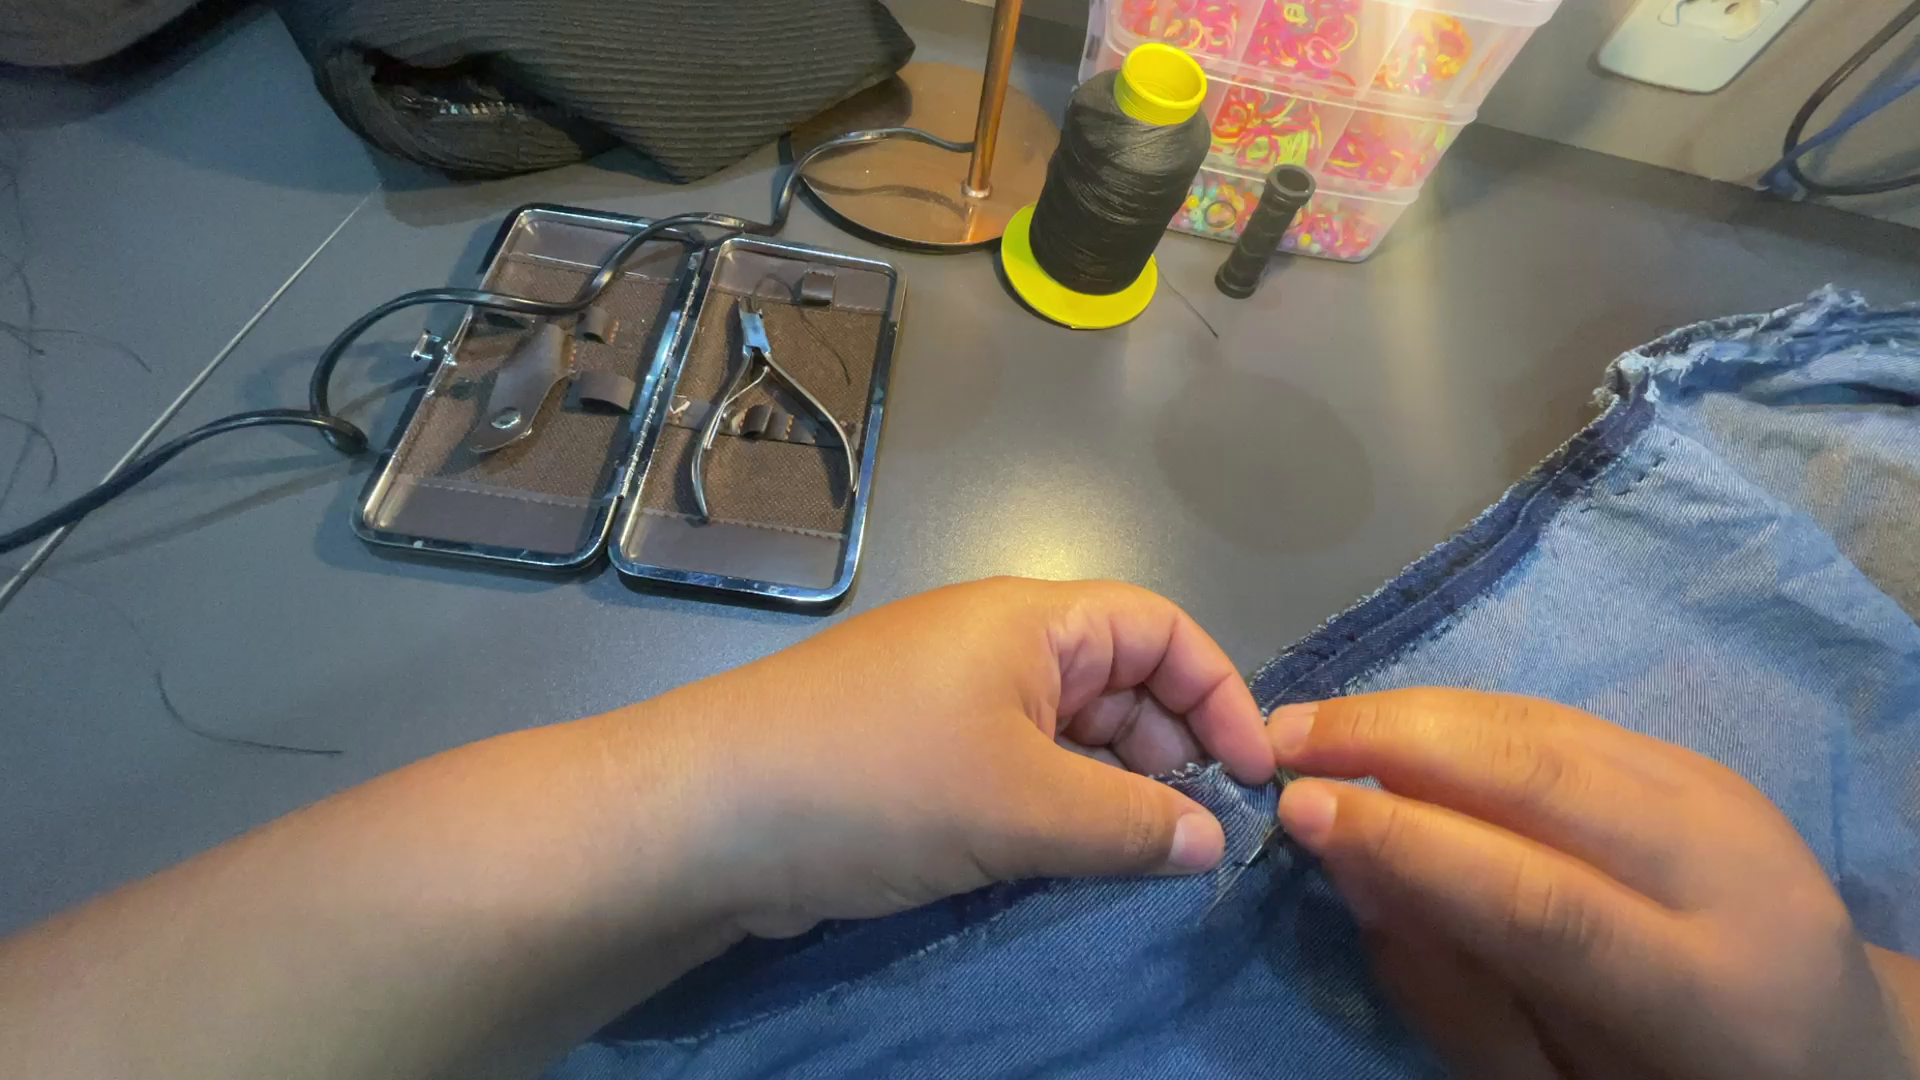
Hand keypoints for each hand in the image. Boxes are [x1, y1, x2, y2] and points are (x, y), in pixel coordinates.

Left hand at [624, 578, 1272, 938]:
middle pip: (1120, 681)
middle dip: (1170, 751)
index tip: (1255, 777)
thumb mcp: (1021, 804)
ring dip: (1114, 791)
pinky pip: (1022, 768)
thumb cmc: (881, 778)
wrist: (714, 814)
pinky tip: (1076, 863)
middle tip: (1199, 839)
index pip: (1159, 629)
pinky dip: (1059, 809)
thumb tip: (1212, 841)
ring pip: (1072, 733)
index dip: (1218, 692)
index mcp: (1030, 621)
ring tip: (1144, 862)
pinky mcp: (927, 750)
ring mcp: (959, 698)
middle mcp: (999, 646)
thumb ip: (1129, 822)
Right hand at [1268, 688, 1917, 1079]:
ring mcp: (1708, 794)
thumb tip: (1346, 860)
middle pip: (1529, 774)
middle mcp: (1726, 870)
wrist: (1824, 1044)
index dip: (1401, 841)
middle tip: (1283, 739)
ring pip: (1524, 722)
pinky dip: (1441, 709)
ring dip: (1398, 712)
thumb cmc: (1660, 1079)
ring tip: (1310, 721)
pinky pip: (1534, 713)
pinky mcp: (1680, 757)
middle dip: (1384, 743)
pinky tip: (1380, 720)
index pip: (1535, 897)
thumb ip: (1446, 986)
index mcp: (1713, 993)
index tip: (1296, 807)